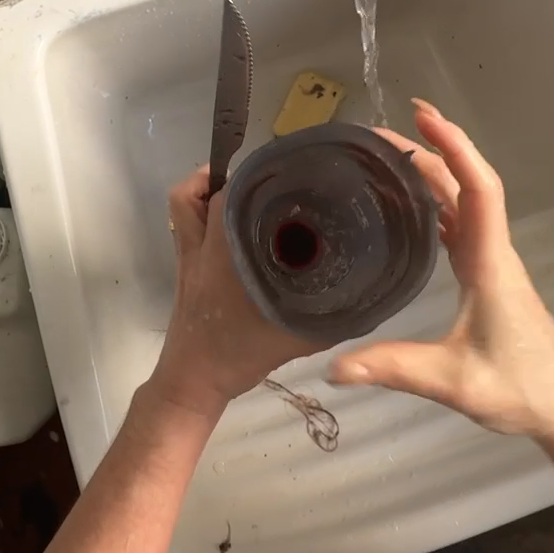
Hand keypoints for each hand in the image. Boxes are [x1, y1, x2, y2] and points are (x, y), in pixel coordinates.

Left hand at [145, 166, 320, 416]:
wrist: (193, 381)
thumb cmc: (238, 355)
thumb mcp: (295, 338)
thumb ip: (332, 320)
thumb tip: (370, 297)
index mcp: (226, 253)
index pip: (232, 196)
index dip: (258, 176)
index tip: (289, 171)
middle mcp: (204, 244)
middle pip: (210, 191)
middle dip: (243, 177)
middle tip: (278, 179)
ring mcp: (188, 252)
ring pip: (185, 200)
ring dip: (209, 185)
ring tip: (247, 185)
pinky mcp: (183, 262)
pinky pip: (184, 219)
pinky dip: (200, 205)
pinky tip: (230, 213)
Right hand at [330, 100, 553, 441]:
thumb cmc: (521, 388)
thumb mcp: (456, 382)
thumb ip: (395, 369)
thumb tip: (332, 367)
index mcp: (490, 261)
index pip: (477, 188)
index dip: (454, 146)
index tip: (421, 115)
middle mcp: (491, 250)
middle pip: (465, 182)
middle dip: (430, 146)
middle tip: (381, 130)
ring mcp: (490, 259)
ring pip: (462, 199)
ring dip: (431, 168)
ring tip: (386, 154)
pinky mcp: (485, 272)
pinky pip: (458, 221)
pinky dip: (433, 198)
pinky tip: (406, 201)